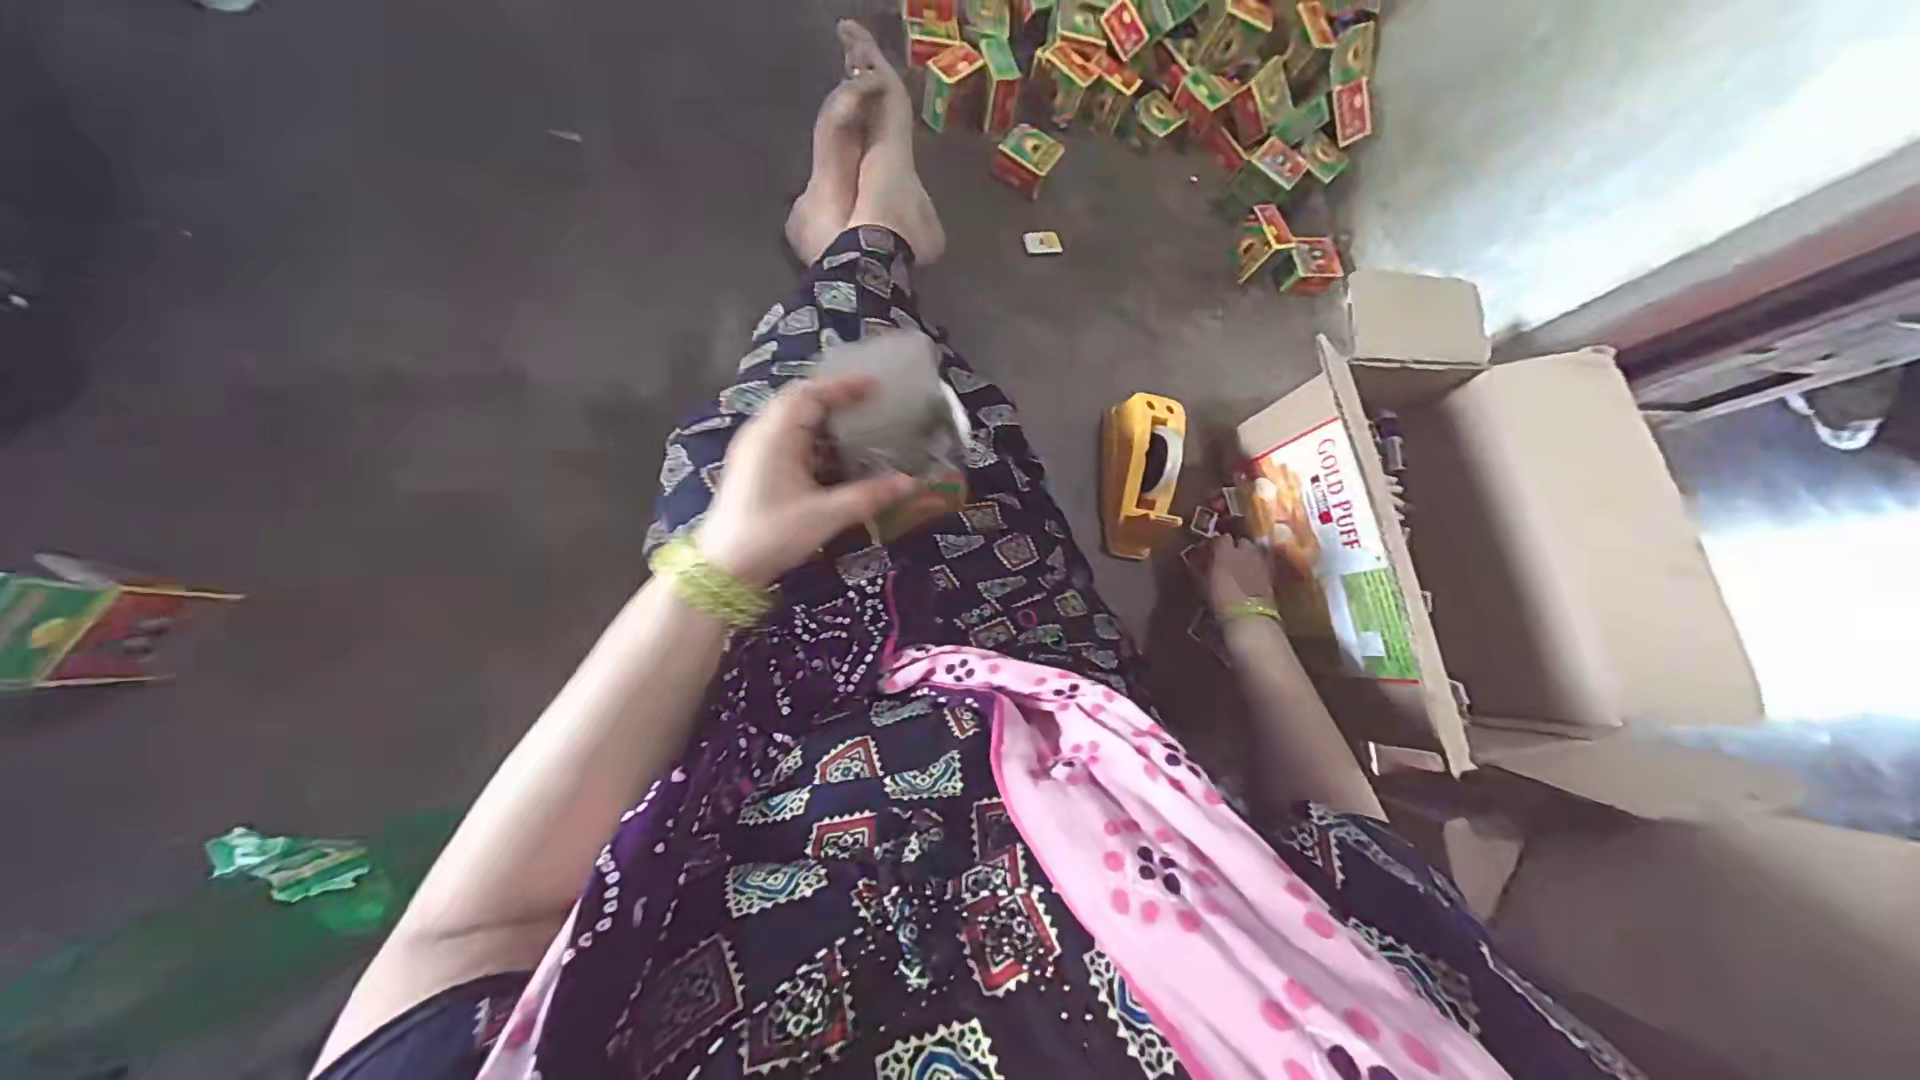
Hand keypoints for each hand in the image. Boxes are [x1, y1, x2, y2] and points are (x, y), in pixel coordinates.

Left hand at [695, 376, 918, 586]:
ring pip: (794, 424)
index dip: (843, 386)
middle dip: (836, 402)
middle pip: (800, 403)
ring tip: (859, 432)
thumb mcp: (824, 516)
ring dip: (825, 425)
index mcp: (775, 436)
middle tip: (870, 406)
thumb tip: (910, 484)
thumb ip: (868, 496)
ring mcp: (755, 452)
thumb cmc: (771, 535)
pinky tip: (835, 461)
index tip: (875, 386)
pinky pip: (788, 444)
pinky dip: (814, 444)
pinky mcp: (755, 470)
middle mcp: (762, 436)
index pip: (810, 394)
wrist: (724, 568)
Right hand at [1200, 535, 1276, 616]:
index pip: (1220, 538)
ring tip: (1239, 566)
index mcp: (1225, 550)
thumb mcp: (1202, 584)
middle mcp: (1245, 550)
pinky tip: (1249, 576)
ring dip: (1246, 555)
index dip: (1214, 544)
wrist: (1249, 616)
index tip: (1207, 552)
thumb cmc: (1220, 599)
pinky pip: (1261, 563)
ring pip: (1253, 551)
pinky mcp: (1270, 573)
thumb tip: (1194, 560)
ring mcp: (1260, 560)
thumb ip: (1198, 568)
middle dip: (1234, 547)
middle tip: (1225, 559)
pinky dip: (1254, 566)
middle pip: (1240, 541)